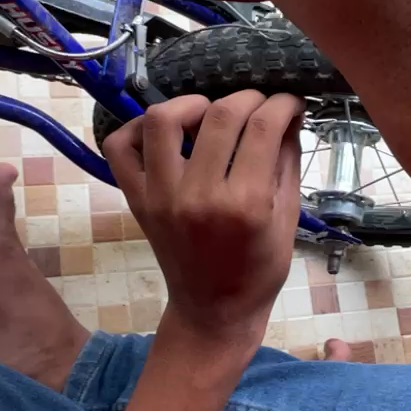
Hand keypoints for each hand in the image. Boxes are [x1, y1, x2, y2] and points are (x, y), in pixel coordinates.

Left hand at [103, 90, 304, 348]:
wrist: (213, 311)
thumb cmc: (259, 271)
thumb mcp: (288, 219)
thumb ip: (287, 162)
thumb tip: (289, 115)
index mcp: (247, 205)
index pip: (264, 127)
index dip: (282, 104)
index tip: (290, 103)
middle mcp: (200, 197)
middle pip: (221, 115)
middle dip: (249, 98)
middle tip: (260, 106)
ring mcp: (162, 197)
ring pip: (163, 120)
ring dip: (192, 103)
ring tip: (210, 113)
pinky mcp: (138, 201)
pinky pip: (121, 147)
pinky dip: (138, 128)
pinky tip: (167, 132)